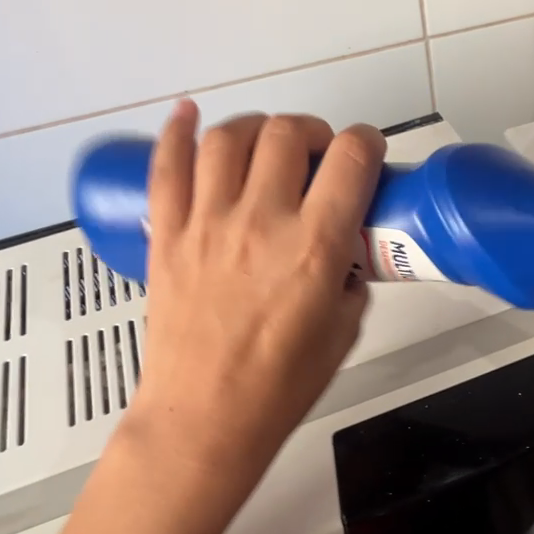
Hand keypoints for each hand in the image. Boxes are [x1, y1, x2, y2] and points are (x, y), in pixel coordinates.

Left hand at [125, 100, 385, 479]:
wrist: (205, 418)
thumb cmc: (278, 385)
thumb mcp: (344, 330)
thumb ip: (349, 279)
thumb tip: (343, 252)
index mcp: (314, 246)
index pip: (350, 158)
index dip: (366, 141)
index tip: (366, 148)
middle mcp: (261, 222)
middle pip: (286, 133)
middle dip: (311, 131)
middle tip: (316, 153)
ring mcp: (208, 224)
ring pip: (228, 138)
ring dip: (255, 126)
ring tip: (266, 141)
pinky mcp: (167, 235)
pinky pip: (166, 166)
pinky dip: (176, 131)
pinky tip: (187, 114)